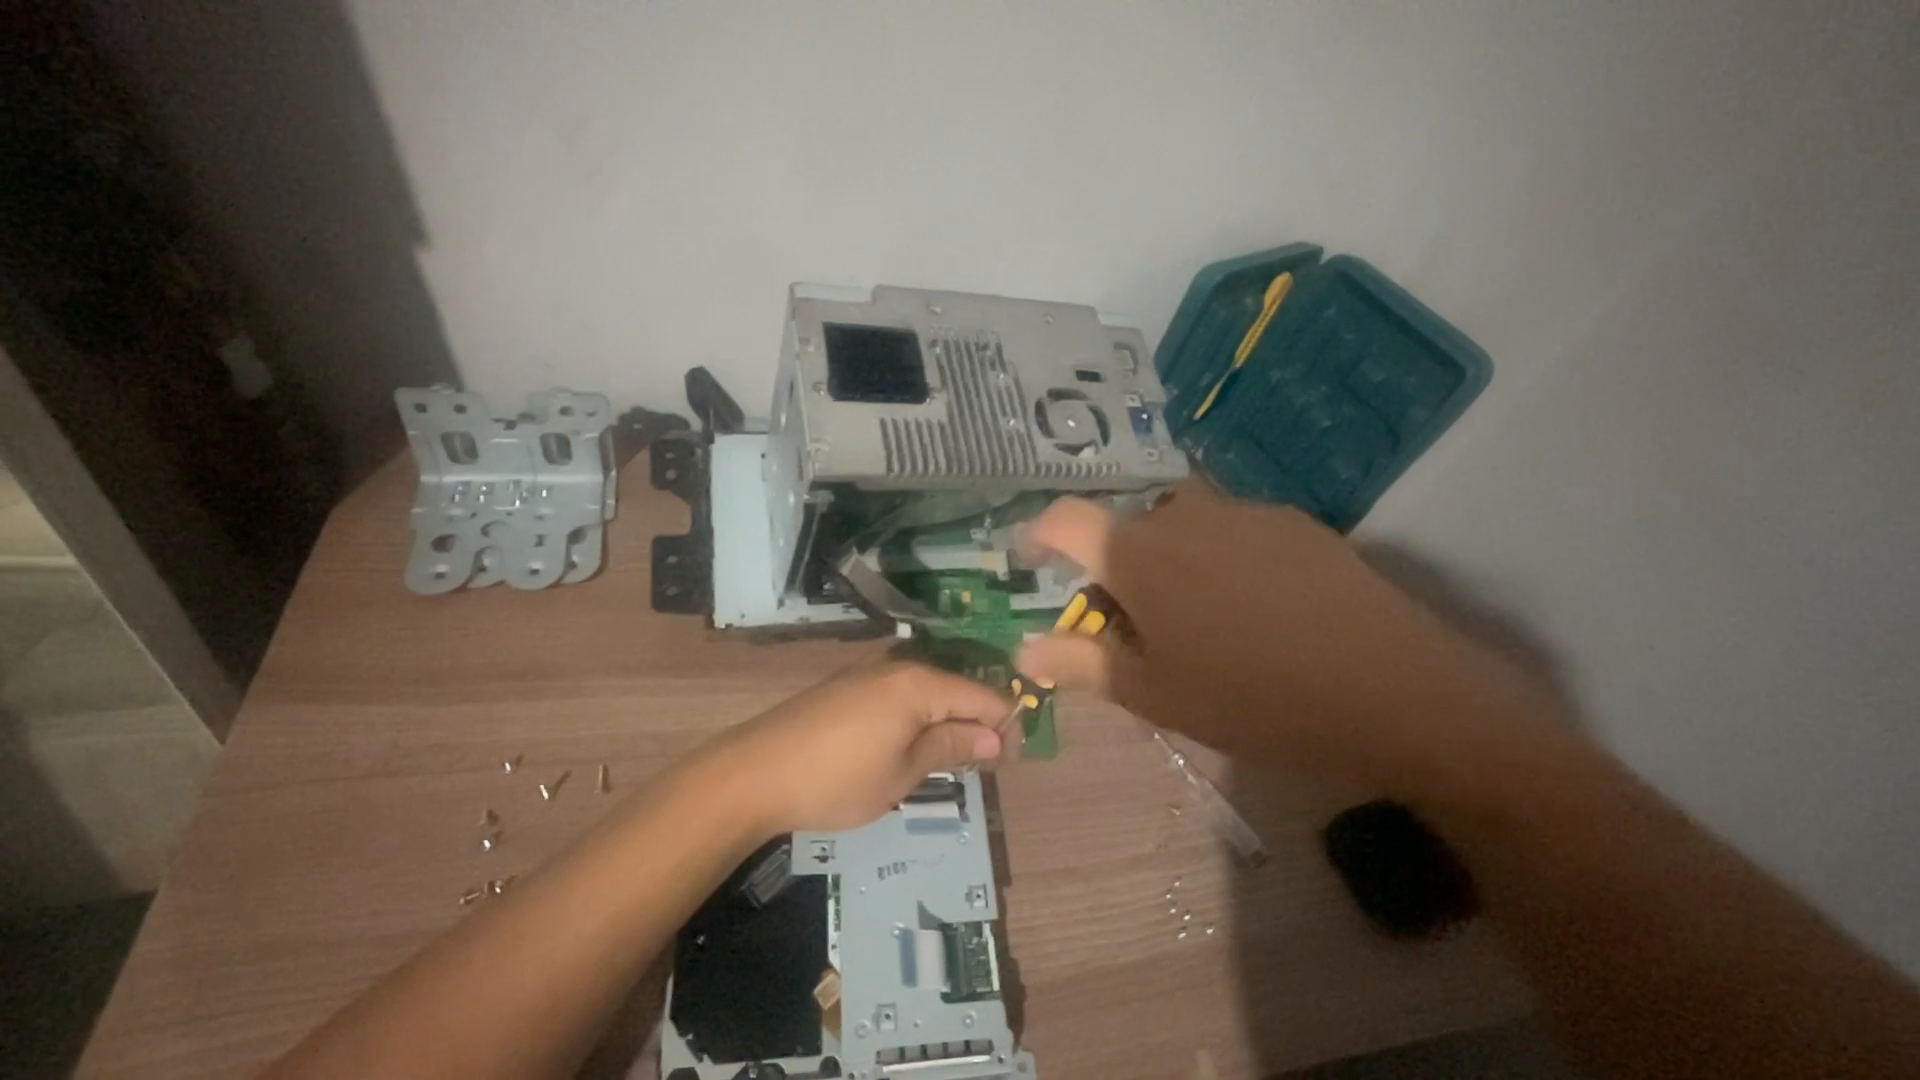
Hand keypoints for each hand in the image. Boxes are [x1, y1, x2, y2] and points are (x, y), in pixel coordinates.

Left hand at [696, 661, 1008, 834]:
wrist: (752, 774)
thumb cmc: (837, 779)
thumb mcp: (902, 772)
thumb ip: (950, 747)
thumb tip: (996, 737)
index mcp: (919, 684)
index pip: (983, 695)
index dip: (1006, 726)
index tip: (1014, 761)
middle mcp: (897, 667)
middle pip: (955, 689)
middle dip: (977, 723)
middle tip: (986, 767)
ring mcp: (867, 675)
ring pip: (926, 693)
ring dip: (946, 722)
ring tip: (953, 761)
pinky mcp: (845, 689)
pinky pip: (898, 696)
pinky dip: (916, 719)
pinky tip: (912, 746)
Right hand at [1014, 483, 1548, 794]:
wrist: (1391, 690)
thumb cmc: (1254, 700)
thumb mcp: (1157, 694)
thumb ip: (1082, 663)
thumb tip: (1023, 649)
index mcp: (1139, 556)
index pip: (1064, 519)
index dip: (1037, 534)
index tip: (1031, 561)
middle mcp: (1184, 516)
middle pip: (1127, 527)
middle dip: (1115, 566)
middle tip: (1133, 622)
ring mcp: (1245, 512)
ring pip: (1182, 525)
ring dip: (1170, 559)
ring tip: (1198, 617)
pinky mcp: (1295, 522)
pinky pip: (1234, 529)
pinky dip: (1221, 557)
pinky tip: (1255, 608)